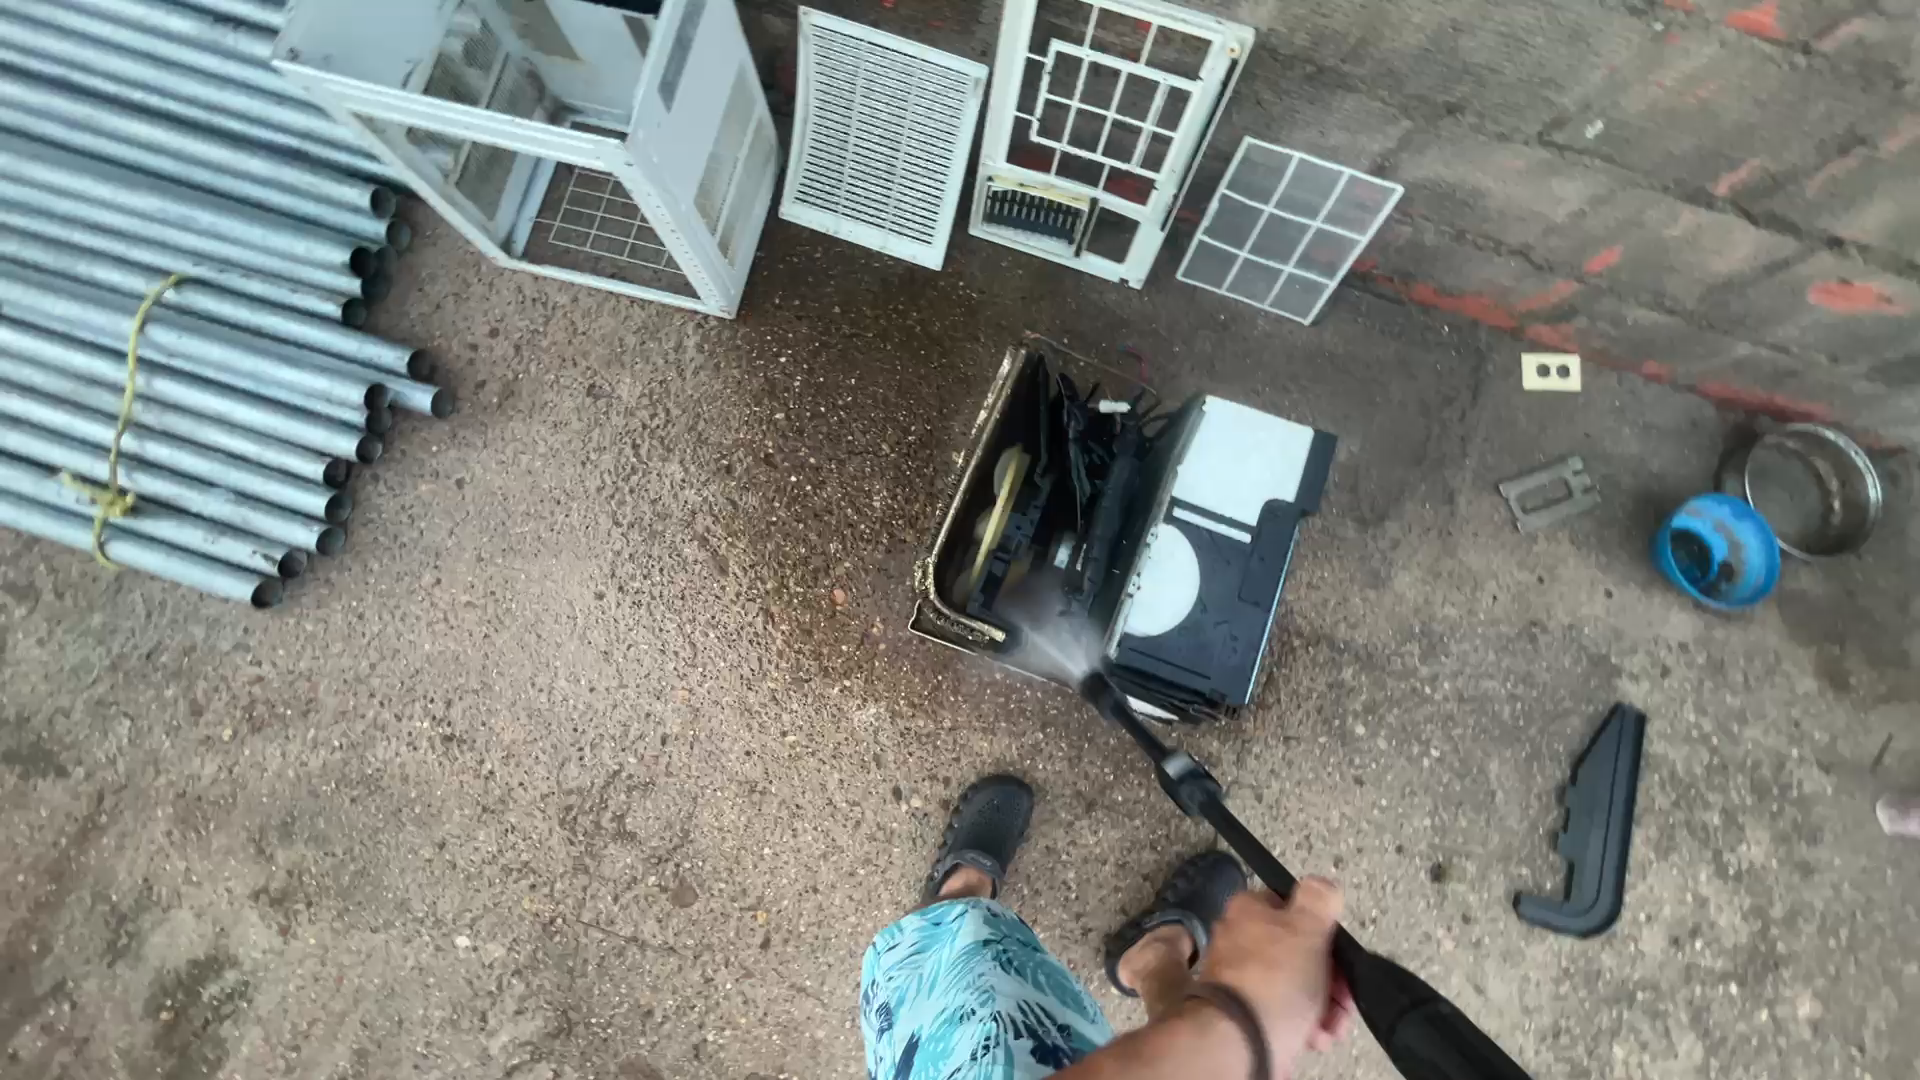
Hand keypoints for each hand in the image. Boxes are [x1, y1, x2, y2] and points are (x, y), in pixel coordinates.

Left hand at [1192, 877, 1354, 1077]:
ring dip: (1322, 1007)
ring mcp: (1241, 975)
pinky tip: (1315, 1038)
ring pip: (1296, 984)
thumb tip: (1323, 883)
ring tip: (1330, 1026)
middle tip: (1341, 999)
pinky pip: (1283, 1011)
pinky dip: (1304, 1025)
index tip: (1343, 959)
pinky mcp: (1245, 1009)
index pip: (1295, 909)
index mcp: (1249, 909)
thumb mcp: (1306, 929)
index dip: (1325, 934)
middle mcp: (1239, 936)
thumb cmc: (1273, 979)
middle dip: (1330, 979)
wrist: (1240, 1040)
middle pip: (1300, 952)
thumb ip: (1318, 901)